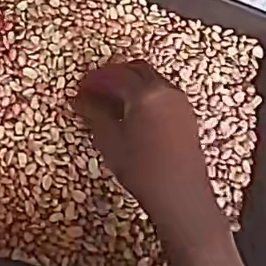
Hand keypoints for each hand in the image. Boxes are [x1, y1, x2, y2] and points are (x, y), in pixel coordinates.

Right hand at [72, 61, 232, 245]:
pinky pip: (161, 93)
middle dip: (113, 75)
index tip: (79, 88)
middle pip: (135, 70)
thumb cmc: (142, 170)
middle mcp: (166, 90)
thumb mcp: (110, 141)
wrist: (180, 195)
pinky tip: (130, 113)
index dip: (94, 79)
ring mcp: (179, 102)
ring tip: (109, 102)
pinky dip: (143, 94)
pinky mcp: (186, 115)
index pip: (115, 75)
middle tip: (93, 89)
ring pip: (150, 80)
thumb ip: (94, 114)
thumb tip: (79, 99)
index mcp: (146, 93)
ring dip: (129, 83)